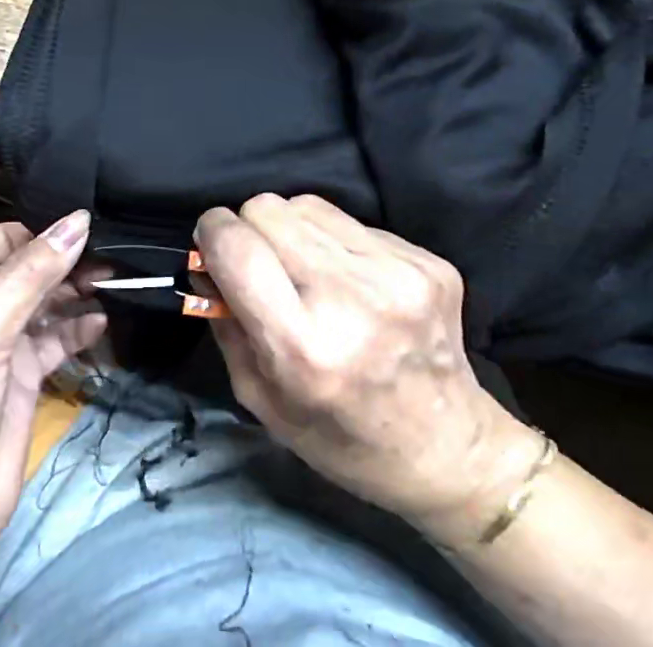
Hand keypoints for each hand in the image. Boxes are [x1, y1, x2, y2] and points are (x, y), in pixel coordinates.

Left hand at [0, 211, 105, 644]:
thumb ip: (33, 274)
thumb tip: (78, 221)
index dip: (28, 232)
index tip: (76, 226)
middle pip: (20, 270)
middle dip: (59, 261)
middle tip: (107, 256)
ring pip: (41, 303)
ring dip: (74, 292)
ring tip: (111, 283)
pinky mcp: (20, 375)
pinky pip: (54, 339)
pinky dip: (77, 328)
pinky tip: (100, 323)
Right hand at [196, 195, 545, 540]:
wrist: (448, 448)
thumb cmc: (342, 439)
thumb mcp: (262, 400)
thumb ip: (225, 324)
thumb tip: (205, 263)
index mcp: (305, 347)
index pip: (237, 247)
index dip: (212, 232)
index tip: (210, 243)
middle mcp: (353, 298)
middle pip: (270, 209)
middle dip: (250, 229)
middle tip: (259, 263)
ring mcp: (399, 273)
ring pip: (310, 204)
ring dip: (293, 230)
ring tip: (306, 271)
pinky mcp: (428, 261)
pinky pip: (354, 222)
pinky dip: (337, 243)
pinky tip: (351, 282)